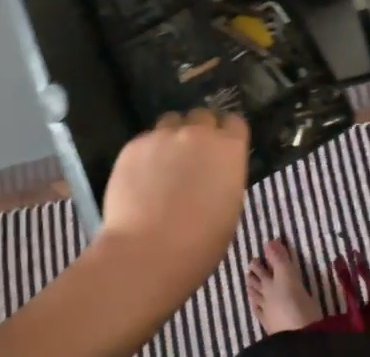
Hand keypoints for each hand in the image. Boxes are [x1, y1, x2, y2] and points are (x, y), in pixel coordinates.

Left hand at [99, 110, 249, 283]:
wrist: (146, 253)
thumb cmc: (198, 245)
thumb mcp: (229, 209)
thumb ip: (224, 178)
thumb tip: (215, 172)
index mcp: (228, 150)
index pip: (235, 123)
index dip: (228, 136)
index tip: (221, 151)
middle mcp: (198, 133)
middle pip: (202, 116)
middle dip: (200, 132)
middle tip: (192, 158)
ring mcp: (164, 135)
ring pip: (171, 122)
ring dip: (172, 137)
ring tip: (164, 165)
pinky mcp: (134, 145)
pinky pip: (146, 140)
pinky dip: (147, 154)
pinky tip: (141, 178)